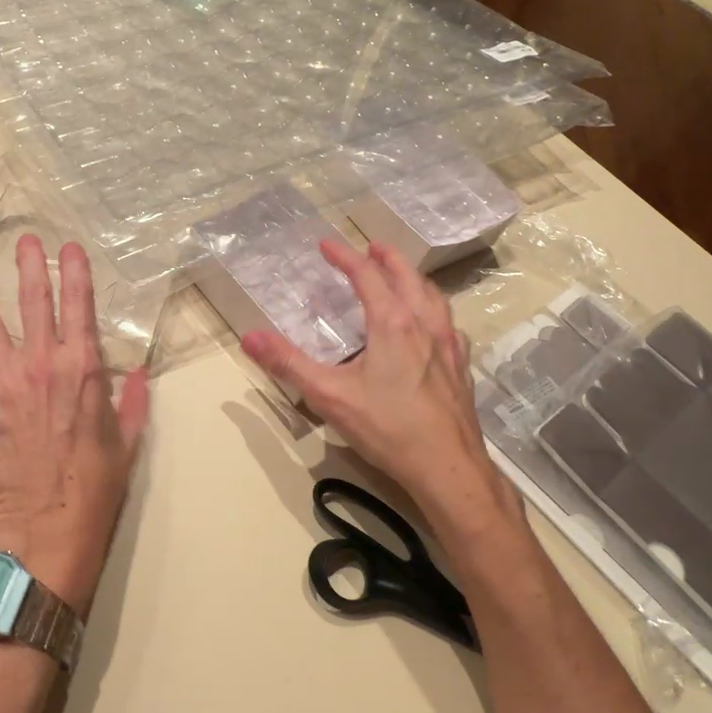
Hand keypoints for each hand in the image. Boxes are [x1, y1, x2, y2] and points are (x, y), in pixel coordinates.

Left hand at [0, 234, 150, 616]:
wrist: (50, 523)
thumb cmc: (95, 483)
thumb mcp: (128, 438)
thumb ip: (134, 399)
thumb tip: (141, 373)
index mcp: (84, 366)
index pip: (79, 304)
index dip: (74, 270)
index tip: (68, 247)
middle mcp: (42, 363)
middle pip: (34, 301)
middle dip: (30, 265)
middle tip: (25, 241)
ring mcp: (4, 381)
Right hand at [241, 239, 516, 539]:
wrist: (448, 467)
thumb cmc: (387, 428)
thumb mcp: (328, 395)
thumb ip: (288, 363)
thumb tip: (250, 337)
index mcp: (393, 324)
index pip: (367, 276)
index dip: (345, 257)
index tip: (327, 245)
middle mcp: (425, 325)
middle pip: (408, 278)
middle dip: (387, 258)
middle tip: (372, 248)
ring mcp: (449, 346)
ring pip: (434, 298)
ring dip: (414, 280)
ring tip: (401, 277)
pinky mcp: (461, 368)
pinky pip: (449, 324)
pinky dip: (434, 310)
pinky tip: (431, 326)